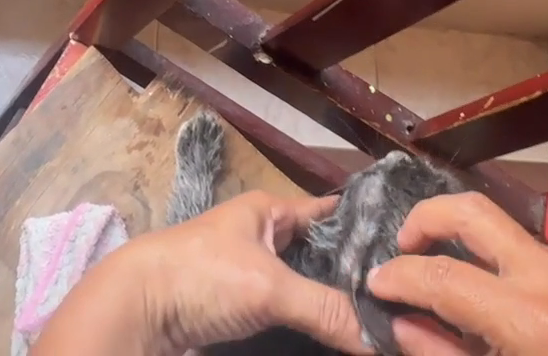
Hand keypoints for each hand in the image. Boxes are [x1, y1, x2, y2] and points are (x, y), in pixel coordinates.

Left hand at [33, 190, 371, 355]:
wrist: (138, 308)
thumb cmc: (203, 275)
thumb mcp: (269, 287)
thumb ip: (326, 309)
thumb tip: (383, 339)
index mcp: (272, 210)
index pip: (331, 212)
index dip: (366, 227)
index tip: (409, 249)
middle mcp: (265, 236)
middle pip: (322, 253)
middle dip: (356, 274)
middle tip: (402, 297)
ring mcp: (253, 273)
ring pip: (306, 285)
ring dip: (334, 303)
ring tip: (381, 319)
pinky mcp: (242, 308)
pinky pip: (289, 312)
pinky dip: (312, 323)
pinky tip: (339, 336)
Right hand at [366, 193, 547, 355]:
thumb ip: (441, 355)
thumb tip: (398, 320)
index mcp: (532, 321)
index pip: (445, 277)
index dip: (400, 276)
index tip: (374, 282)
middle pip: (473, 211)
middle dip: (426, 217)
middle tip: (402, 246)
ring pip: (500, 223)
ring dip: (459, 234)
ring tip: (436, 265)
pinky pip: (526, 248)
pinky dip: (493, 258)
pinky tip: (487, 291)